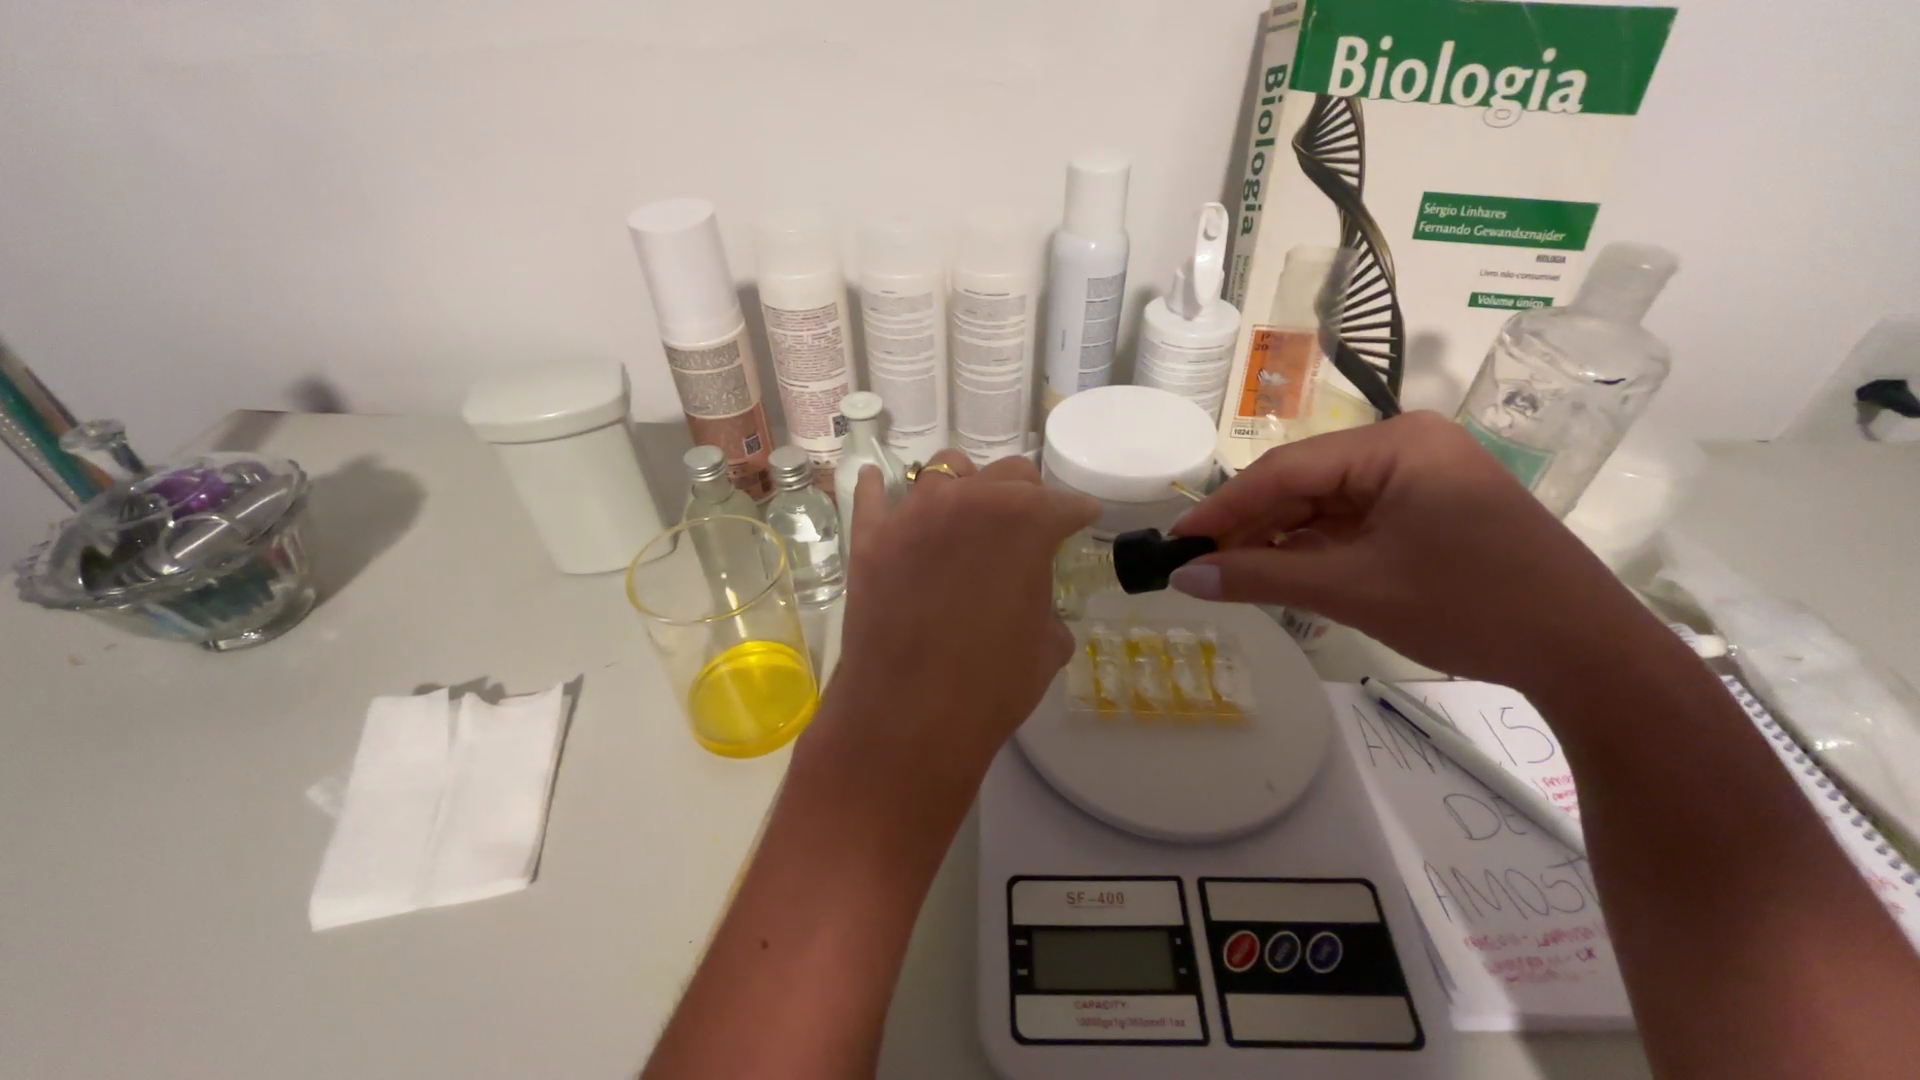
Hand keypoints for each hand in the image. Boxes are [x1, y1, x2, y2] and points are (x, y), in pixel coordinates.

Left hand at [802, 450, 1100, 795]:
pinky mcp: (870, 537)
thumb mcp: (1048, 644)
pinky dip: (877, 487)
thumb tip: (1029, 595)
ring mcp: (913, 514)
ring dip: (965, 485)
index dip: (1077, 514)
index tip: (1080, 520)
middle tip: (1027, 525)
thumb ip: (1046, 601)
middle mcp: (970, 500)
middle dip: (1026, 495)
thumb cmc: (992, 686)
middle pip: (1008, 474)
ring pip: (944, 469)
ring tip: (965, 511)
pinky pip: (871, 494)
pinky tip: (877, 482)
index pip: (1063, 503)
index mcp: (1026, 521)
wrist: (910, 718)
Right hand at [1168, 412, 1651, 689]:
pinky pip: (1355, 521)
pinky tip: (1280, 570)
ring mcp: (1423, 478)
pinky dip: (1316, 547)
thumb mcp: (1354, 589)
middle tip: (1196, 563)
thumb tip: (1184, 578)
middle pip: (1305, 482)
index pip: (1286, 469)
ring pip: (1326, 503)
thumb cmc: (1470, 607)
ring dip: (1279, 538)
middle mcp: (1408, 446)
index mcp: (1396, 444)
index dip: (1223, 509)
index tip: (1176, 542)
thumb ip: (1262, 577)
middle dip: (1250, 525)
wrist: (1587, 653)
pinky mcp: (1432, 510)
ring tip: (1229, 571)